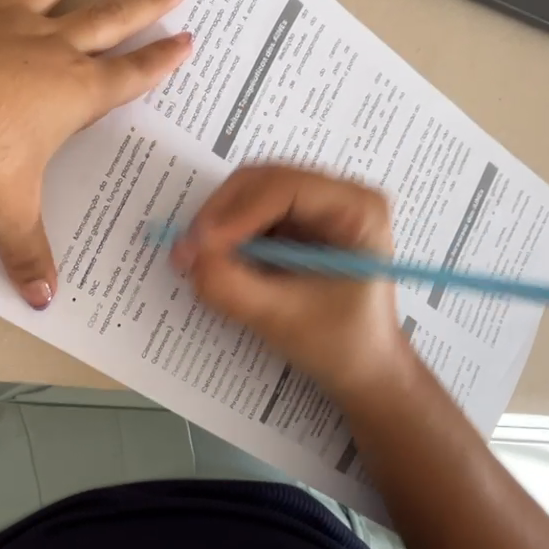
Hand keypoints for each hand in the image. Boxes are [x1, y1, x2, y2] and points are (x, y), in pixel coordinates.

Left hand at [0, 0, 192, 307]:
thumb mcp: (5, 213)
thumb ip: (28, 254)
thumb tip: (44, 300)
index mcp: (69, 95)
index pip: (129, 78)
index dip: (161, 61)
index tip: (188, 40)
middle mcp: (47, 47)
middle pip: (110, 20)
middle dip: (147, 3)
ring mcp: (3, 16)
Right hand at [173, 165, 419, 400]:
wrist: (362, 367)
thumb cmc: (341, 344)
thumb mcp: (283, 319)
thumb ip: (232, 288)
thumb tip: (186, 257)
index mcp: (356, 208)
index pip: (284, 187)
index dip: (236, 213)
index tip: (200, 248)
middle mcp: (335, 194)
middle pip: (260, 182)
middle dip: (219, 216)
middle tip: (187, 253)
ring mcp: (313, 206)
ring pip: (246, 194)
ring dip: (216, 225)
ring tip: (196, 261)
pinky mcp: (293, 223)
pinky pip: (245, 214)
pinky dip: (223, 236)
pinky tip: (214, 263)